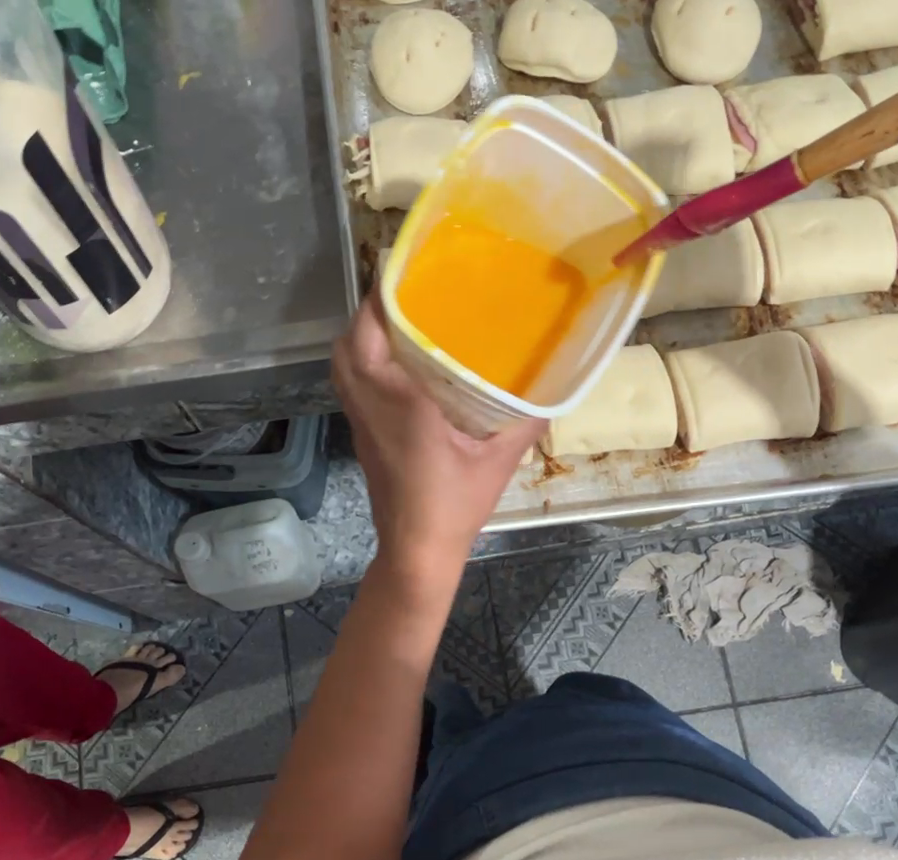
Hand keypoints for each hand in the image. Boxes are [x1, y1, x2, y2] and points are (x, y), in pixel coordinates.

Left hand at [331, 295, 544, 575]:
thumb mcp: (500, 459)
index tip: (405, 272)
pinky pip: (349, 383)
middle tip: (405, 296)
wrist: (416, 550)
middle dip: (370, 314)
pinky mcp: (360, 434)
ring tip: (398, 322)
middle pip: (349, 344)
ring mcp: (360, 420)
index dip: (383, 300)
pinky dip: (361, 361)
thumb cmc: (455, 505)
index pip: (376, 337)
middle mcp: (371, 404)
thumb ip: (526, 418)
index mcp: (402, 403)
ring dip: (361, 337)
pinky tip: (395, 363)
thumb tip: (554, 383)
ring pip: (342, 364)